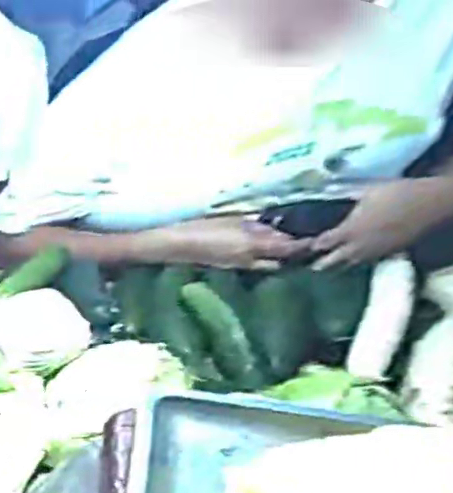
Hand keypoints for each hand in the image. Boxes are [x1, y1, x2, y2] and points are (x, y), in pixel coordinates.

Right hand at [152, 216, 308, 269]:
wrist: (169, 245)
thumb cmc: (200, 228)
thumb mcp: (237, 221)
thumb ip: (262, 224)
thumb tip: (286, 225)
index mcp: (256, 245)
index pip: (295, 246)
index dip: (313, 241)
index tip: (330, 232)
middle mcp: (251, 260)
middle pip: (284, 260)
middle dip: (298, 254)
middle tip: (311, 241)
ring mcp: (237, 265)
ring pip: (269, 265)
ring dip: (280, 259)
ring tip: (289, 247)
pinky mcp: (227, 266)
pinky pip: (255, 264)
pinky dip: (265, 259)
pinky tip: (265, 251)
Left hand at [311, 178, 452, 269]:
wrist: (441, 200)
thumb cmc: (404, 192)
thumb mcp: (371, 191)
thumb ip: (345, 199)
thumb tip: (326, 199)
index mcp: (346, 232)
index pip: (316, 246)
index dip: (308, 246)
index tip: (308, 242)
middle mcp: (355, 247)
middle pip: (323, 265)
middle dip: (316, 262)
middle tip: (316, 255)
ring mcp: (371, 253)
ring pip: (342, 268)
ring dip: (335, 264)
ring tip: (333, 257)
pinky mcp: (387, 255)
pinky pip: (363, 264)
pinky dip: (354, 262)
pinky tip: (355, 255)